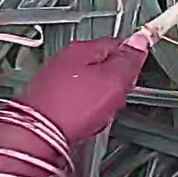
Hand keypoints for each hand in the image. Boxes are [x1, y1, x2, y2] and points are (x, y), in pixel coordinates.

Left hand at [17, 34, 150, 141]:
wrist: (37, 136)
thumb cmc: (72, 107)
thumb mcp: (113, 79)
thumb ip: (129, 59)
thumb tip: (140, 40)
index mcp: (83, 49)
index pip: (117, 43)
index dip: (132, 59)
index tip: (136, 73)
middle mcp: (66, 60)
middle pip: (104, 66)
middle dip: (116, 83)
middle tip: (119, 94)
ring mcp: (56, 81)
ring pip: (92, 86)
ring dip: (102, 99)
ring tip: (101, 111)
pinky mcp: (51, 101)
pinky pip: (79, 102)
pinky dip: (87, 112)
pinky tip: (87, 121)